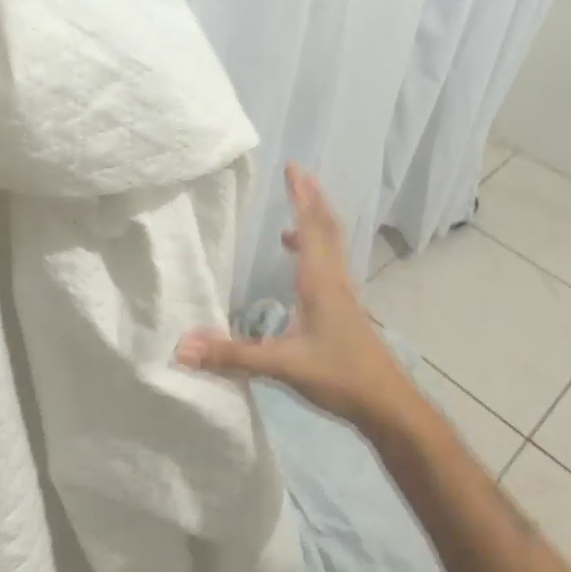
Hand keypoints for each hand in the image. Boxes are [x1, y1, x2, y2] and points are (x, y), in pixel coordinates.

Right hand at [175, 164, 415, 427]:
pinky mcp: (347, 310)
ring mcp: (344, 294)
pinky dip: (316, 250)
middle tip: (298, 173)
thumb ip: (233, 355)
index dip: (300, 196)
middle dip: (311, 198)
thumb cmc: (338, 376)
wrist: (387, 404)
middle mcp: (334, 279)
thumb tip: (183, 347)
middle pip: (325, 227)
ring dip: (316, 222)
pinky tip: (301, 268)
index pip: (309, 227)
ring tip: (295, 214)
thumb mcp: (281, 366)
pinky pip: (331, 264)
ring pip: (332, 245)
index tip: (292, 167)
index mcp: (319, 281)